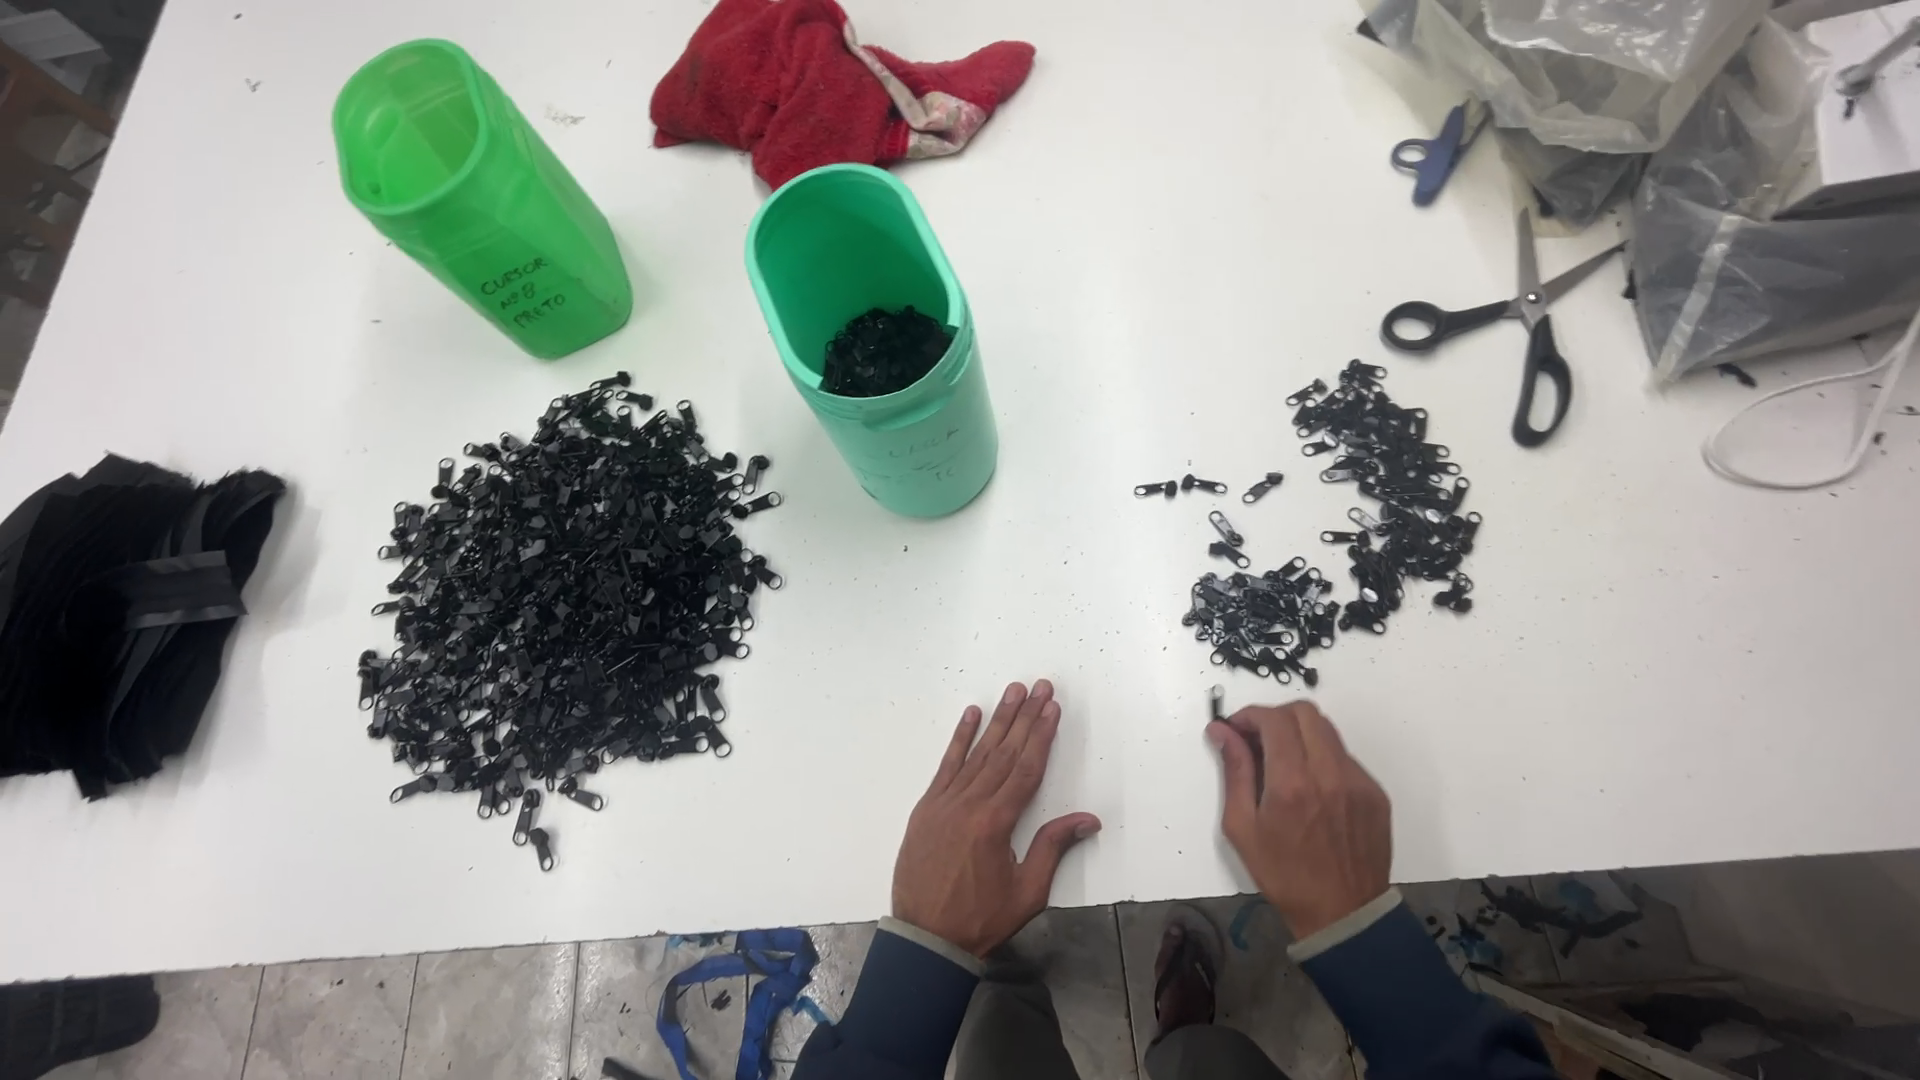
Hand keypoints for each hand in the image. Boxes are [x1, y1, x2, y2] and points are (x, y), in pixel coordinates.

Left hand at [892, 679, 1101, 956]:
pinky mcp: (927, 807)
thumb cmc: (981, 919)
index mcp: (996, 823)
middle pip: (1004, 752)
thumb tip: (1088, 819)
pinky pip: (946, 765)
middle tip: (1039, 686)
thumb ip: (1053, 848)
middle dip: (1024, 717)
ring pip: (977, 753)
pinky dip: (959, 739)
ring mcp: (945, 802)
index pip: (1026, 769)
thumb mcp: (1027, 891)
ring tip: (1012, 692)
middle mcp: (970, 803)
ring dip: (997, 720)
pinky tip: (970, 715)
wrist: (925, 937)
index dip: (1041, 736)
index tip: (1052, 708)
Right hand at [1207, 702, 1390, 940]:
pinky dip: (1321, 757)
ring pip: (1327, 730)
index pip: (1274, 719)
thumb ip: (1234, 770)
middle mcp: (1330, 773)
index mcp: (1292, 783)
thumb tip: (1221, 731)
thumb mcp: (1242, 826)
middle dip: (1275, 716)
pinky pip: (1344, 756)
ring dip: (1299, 733)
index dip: (1250, 715)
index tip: (1236, 728)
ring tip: (1282, 761)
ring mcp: (1358, 782)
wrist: (1343, 914)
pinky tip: (1310, 786)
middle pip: (1305, 712)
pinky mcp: (1375, 793)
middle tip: (1257, 739)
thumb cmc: (1283, 874)